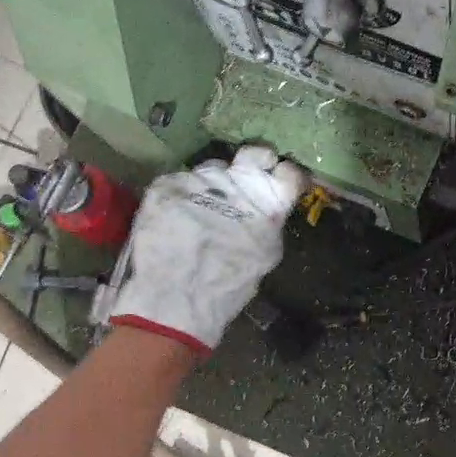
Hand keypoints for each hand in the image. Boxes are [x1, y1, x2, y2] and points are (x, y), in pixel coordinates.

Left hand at [110, 145, 306, 354]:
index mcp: (267, 208)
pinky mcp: (166, 186)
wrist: (176, 299)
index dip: (286, 174)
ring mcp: (198, 181)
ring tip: (203, 207)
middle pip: (249, 157)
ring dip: (213, 183)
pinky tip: (177, 216)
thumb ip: (268, 227)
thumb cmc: (226, 288)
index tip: (279, 174)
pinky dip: (182, 195)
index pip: (289, 175)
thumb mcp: (263, 258)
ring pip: (211, 170)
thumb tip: (267, 214)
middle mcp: (235, 185)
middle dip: (254, 160)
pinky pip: (180, 182)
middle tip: (247, 174)